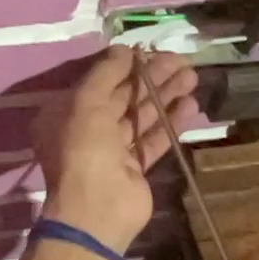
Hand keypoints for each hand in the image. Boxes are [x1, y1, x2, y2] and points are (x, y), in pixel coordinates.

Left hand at [31, 46, 198, 253]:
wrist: (96, 209)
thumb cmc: (83, 149)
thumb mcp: (86, 102)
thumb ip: (105, 73)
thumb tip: (123, 50)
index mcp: (65, 113)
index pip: (98, 82)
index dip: (124, 66)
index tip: (151, 51)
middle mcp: (86, 130)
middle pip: (123, 97)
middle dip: (151, 79)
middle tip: (182, 61)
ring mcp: (111, 151)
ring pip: (141, 117)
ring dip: (165, 96)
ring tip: (193, 77)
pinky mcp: (134, 168)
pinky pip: (153, 139)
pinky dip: (171, 123)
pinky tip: (191, 105)